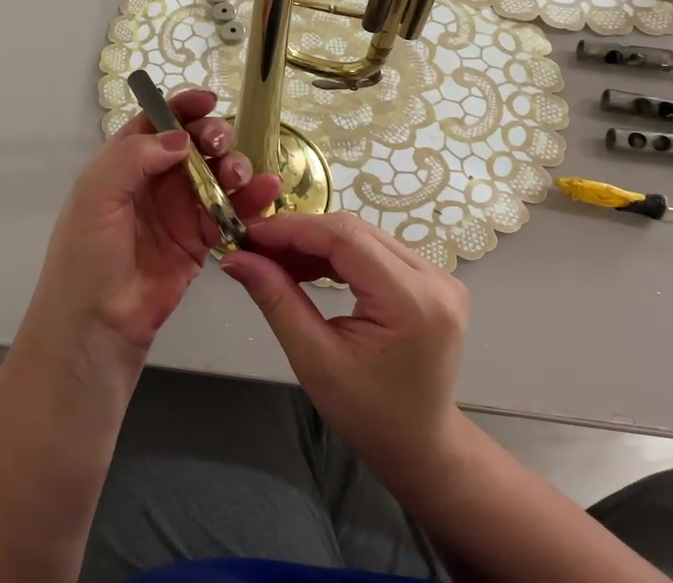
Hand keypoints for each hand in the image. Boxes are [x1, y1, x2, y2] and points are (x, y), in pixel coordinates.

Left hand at [21, 90, 282, 365]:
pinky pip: (228, 213)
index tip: (208, 102)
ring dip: (234, 168)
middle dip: (212, 138)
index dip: (180, 108)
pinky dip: (250, 201)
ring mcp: (177, 212)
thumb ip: (134, 158)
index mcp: (121, 165)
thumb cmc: (86, 255)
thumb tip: (180, 137)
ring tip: (242, 177)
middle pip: (191, 146)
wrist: (98, 321)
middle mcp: (151, 183)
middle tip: (220, 148)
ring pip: (214, 176)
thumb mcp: (96, 196)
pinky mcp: (199, 241)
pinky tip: (266, 192)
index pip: (154, 124)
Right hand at [219, 213, 469, 476]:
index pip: (346, 239)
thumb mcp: (313, 359)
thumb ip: (276, 300)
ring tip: (273, 259)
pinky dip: (335, 254)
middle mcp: (435, 279)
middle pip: (354, 232)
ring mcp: (438, 277)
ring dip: (314, 242)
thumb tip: (234, 258)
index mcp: (414, 302)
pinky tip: (305, 267)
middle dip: (299, 233)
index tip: (248, 234)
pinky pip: (374, 250)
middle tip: (253, 247)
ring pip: (362, 236)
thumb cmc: (367, 412)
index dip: (292, 229)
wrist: (418, 444)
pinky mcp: (430, 281)